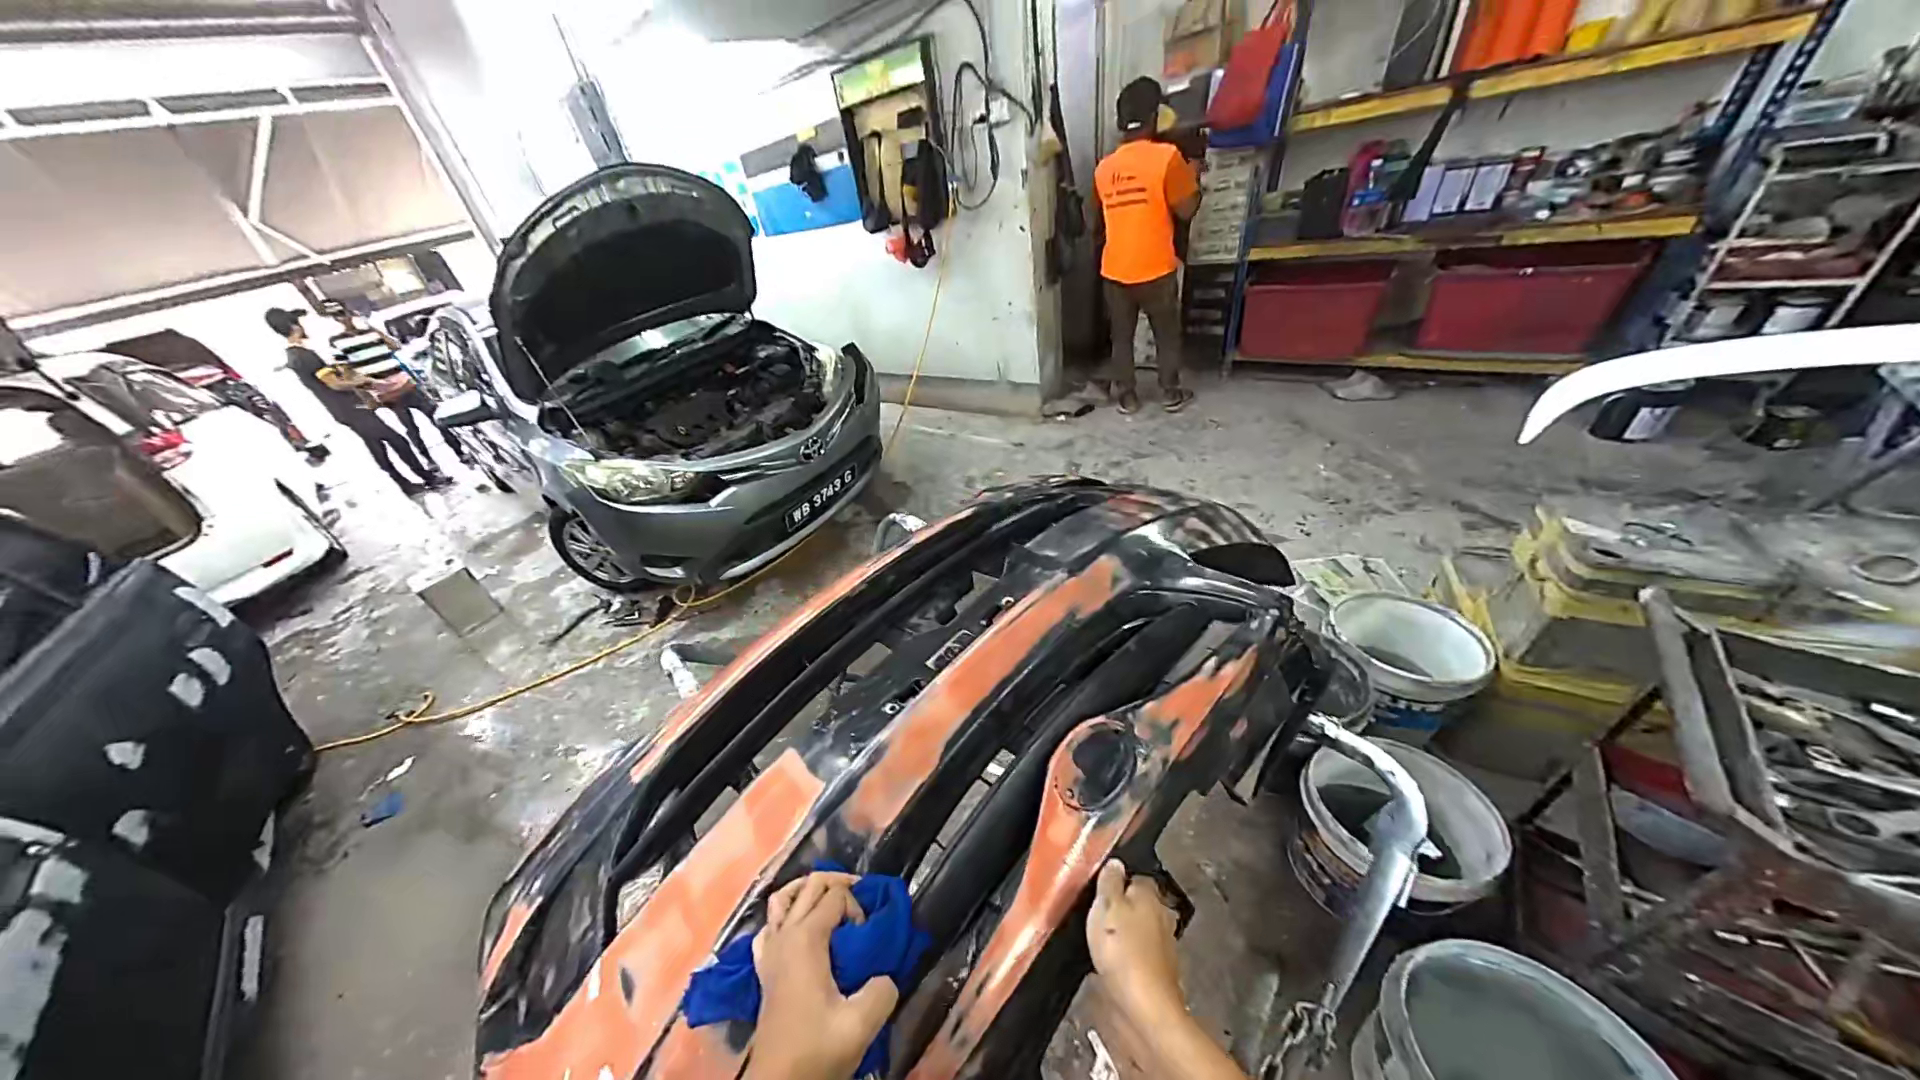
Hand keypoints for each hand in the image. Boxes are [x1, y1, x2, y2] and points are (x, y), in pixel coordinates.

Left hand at [746, 872, 898, 1079]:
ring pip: (784, 897)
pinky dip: (787, 915)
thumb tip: (885, 976)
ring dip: (810, 892)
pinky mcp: (763, 968)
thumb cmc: (815, 1051)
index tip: (867, 940)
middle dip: (840, 884)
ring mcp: (769, 950)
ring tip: (833, 904)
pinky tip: (802, 930)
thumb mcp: (861, 1024)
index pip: (837, 895)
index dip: (858, 908)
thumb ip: (883, 990)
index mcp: (806, 939)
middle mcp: (784, 935)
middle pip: (811, 884)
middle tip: (863, 904)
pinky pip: (770, 925)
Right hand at [1085, 860, 1185, 1023]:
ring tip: (1099, 937)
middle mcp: (1162, 916)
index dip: (1117, 879)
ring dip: (1124, 933)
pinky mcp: (1158, 973)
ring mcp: (1163, 946)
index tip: (1098, 886)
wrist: (1144, 1007)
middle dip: (1122, 907)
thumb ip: (1109, 882)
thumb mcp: (1106, 906)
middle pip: (1139, 903)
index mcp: (1150, 895)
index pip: (1136, 876)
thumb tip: (1116, 862)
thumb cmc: (1123, 950)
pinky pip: (1138, 954)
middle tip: (1096, 912)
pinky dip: (1127, 955)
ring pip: (1139, 929)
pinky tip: (1110, 962)